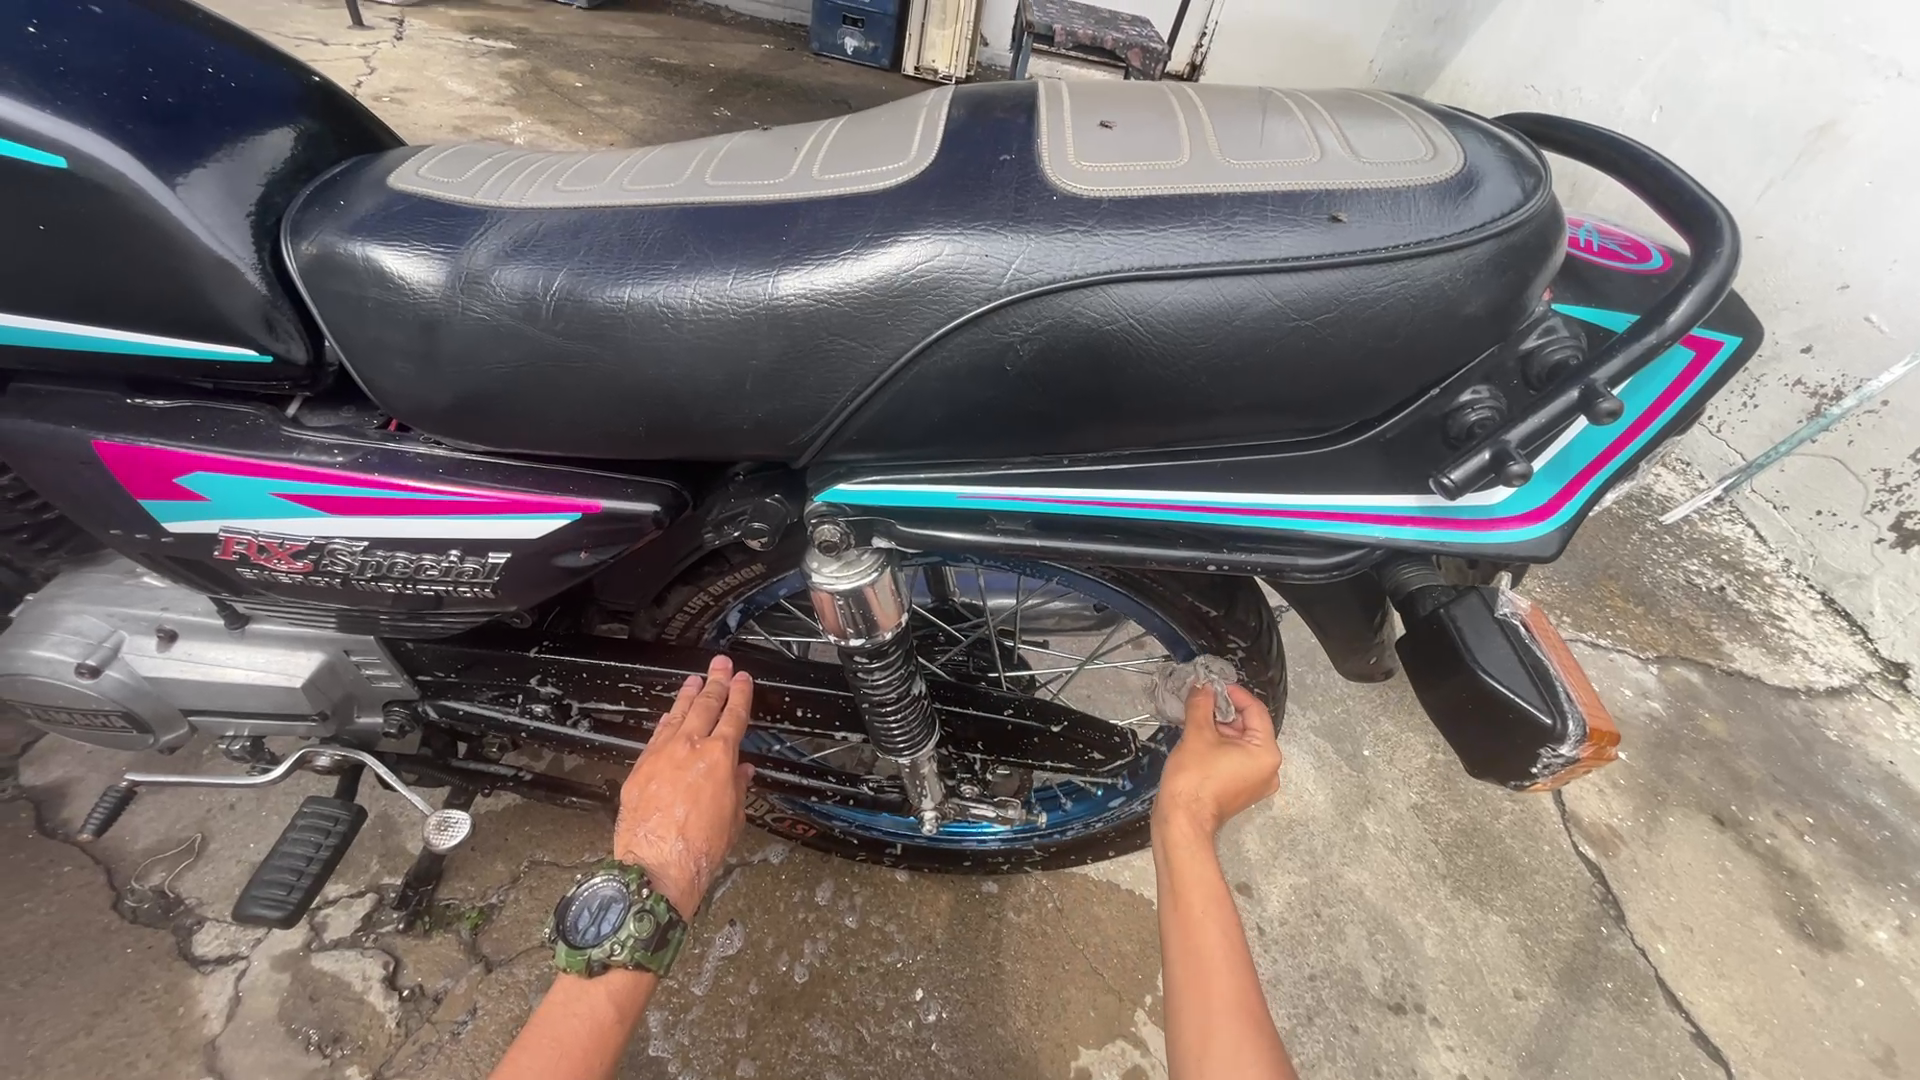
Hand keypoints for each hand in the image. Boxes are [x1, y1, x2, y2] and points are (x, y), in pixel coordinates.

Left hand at [614, 655, 754, 916]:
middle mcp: (690, 747)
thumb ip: (737, 787)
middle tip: (720, 663)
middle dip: (715, 681)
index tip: (742, 677)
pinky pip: (656, 736)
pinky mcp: (640, 769)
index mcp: (720, 756)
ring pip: (677, 715)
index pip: (734, 715)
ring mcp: (661, 755)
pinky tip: (670, 714)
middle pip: (705, 705)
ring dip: (688, 695)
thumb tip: (741, 772)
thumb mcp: (734, 816)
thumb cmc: (701, 847)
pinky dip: (666, 721)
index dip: (740, 693)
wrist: (656, 868)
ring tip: (694, 679)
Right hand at [1152, 683, 1281, 838]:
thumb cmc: (1194, 778)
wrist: (1182, 819)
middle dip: (1224, 712)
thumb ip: (1202, 704)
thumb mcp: (1197, 733)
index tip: (1213, 685)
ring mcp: (1256, 782)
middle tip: (1200, 701)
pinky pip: (1235, 758)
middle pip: (1249, 726)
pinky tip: (1199, 739)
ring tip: (1195, 719)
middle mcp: (1269, 769)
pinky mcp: (1241, 789)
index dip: (1233, 694)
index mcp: (1266, 753)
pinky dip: (1220, 745)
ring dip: (1220, 728)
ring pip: (1241, 742)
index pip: (1255, 711)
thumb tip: (1203, 687)